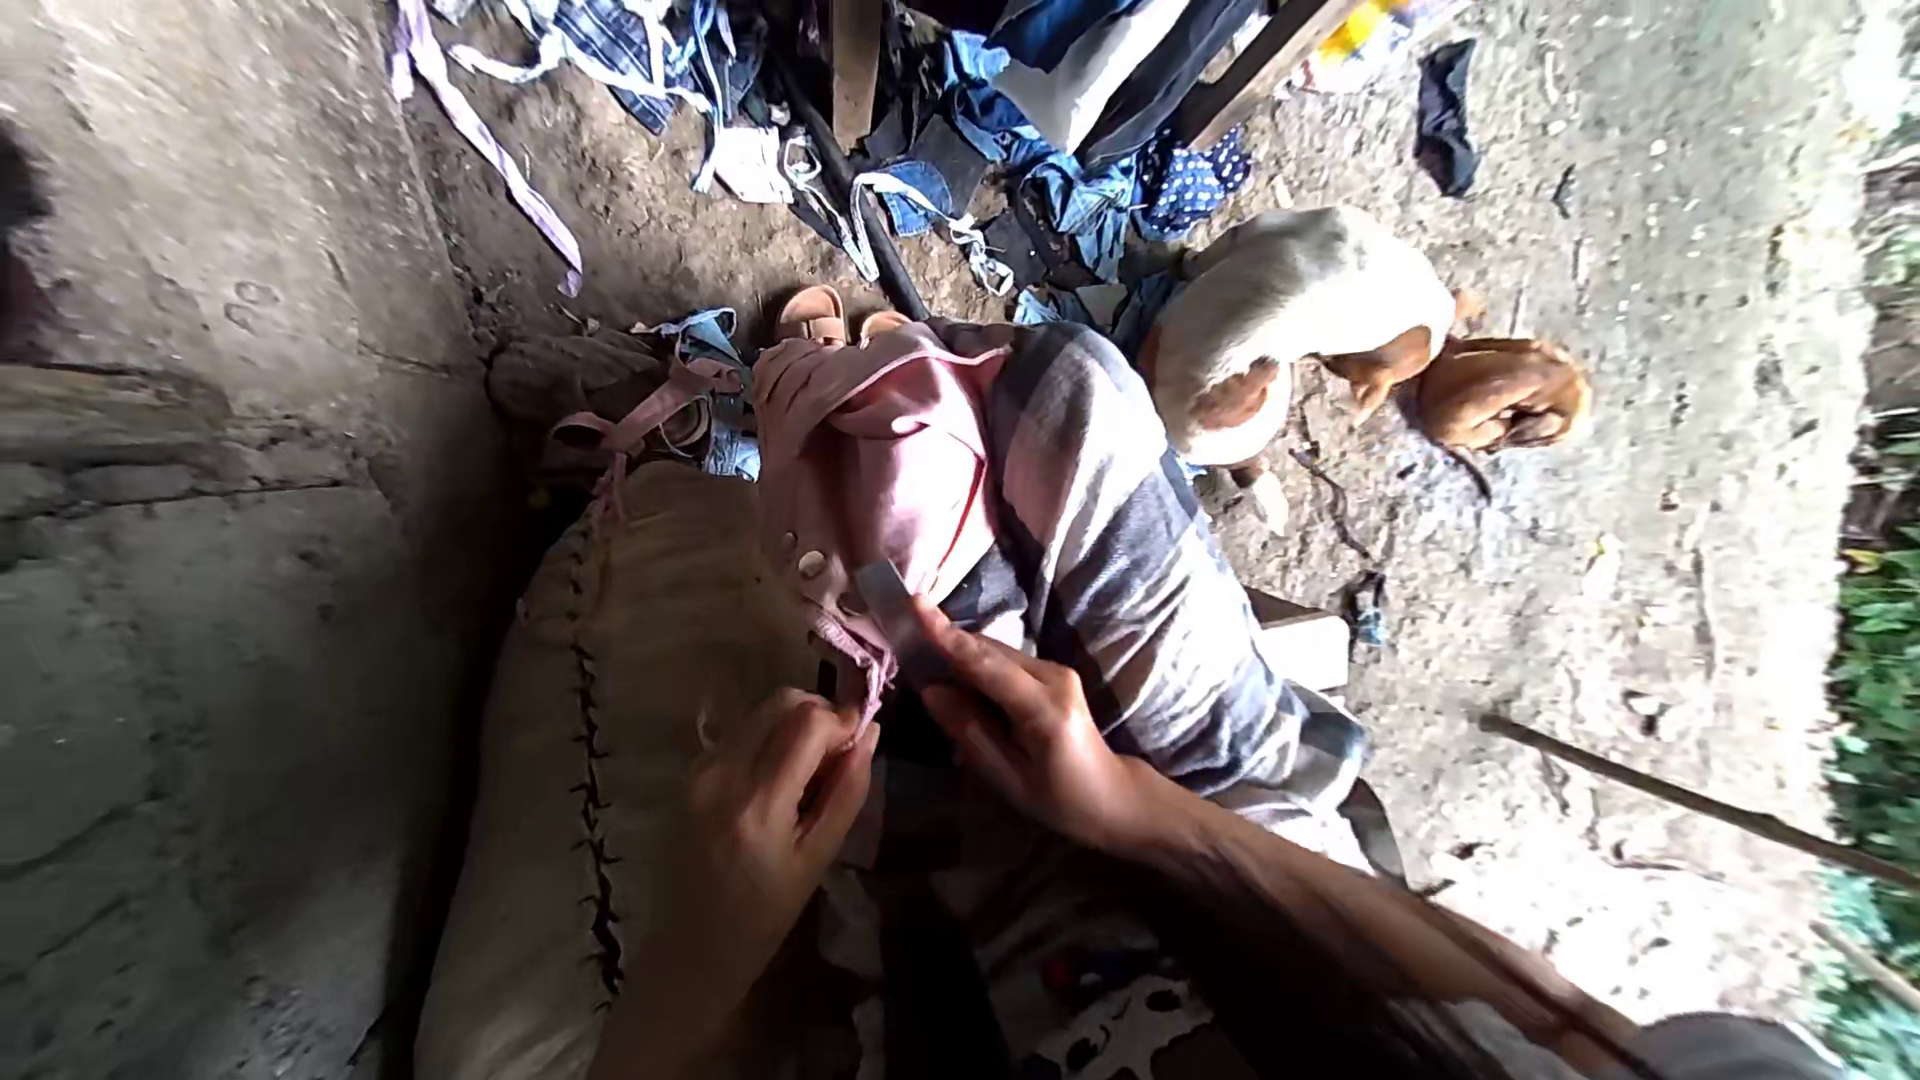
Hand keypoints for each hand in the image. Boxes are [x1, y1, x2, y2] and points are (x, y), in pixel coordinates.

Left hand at [591, 691, 875, 1079]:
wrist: (687, 953)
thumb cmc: (763, 917)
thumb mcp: (818, 859)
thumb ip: (849, 790)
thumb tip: (870, 733)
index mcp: (757, 804)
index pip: (809, 722)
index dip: (844, 720)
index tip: (858, 742)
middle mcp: (721, 774)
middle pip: (783, 701)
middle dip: (821, 713)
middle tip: (836, 752)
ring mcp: (698, 770)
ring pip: (762, 710)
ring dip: (795, 722)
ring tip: (808, 766)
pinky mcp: (689, 772)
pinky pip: (742, 730)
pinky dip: (770, 735)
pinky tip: (778, 774)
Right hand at [913, 598, 1155, 850]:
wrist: (1112, 795)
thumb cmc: (1059, 799)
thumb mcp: (1007, 778)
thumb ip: (969, 731)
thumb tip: (932, 690)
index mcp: (1044, 709)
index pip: (986, 664)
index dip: (948, 635)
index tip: (917, 604)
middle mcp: (1054, 676)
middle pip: (989, 650)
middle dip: (947, 643)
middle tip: (907, 641)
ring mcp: (1058, 670)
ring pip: (996, 652)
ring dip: (961, 655)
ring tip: (928, 664)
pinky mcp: (1055, 671)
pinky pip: (1006, 661)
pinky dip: (979, 666)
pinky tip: (962, 682)